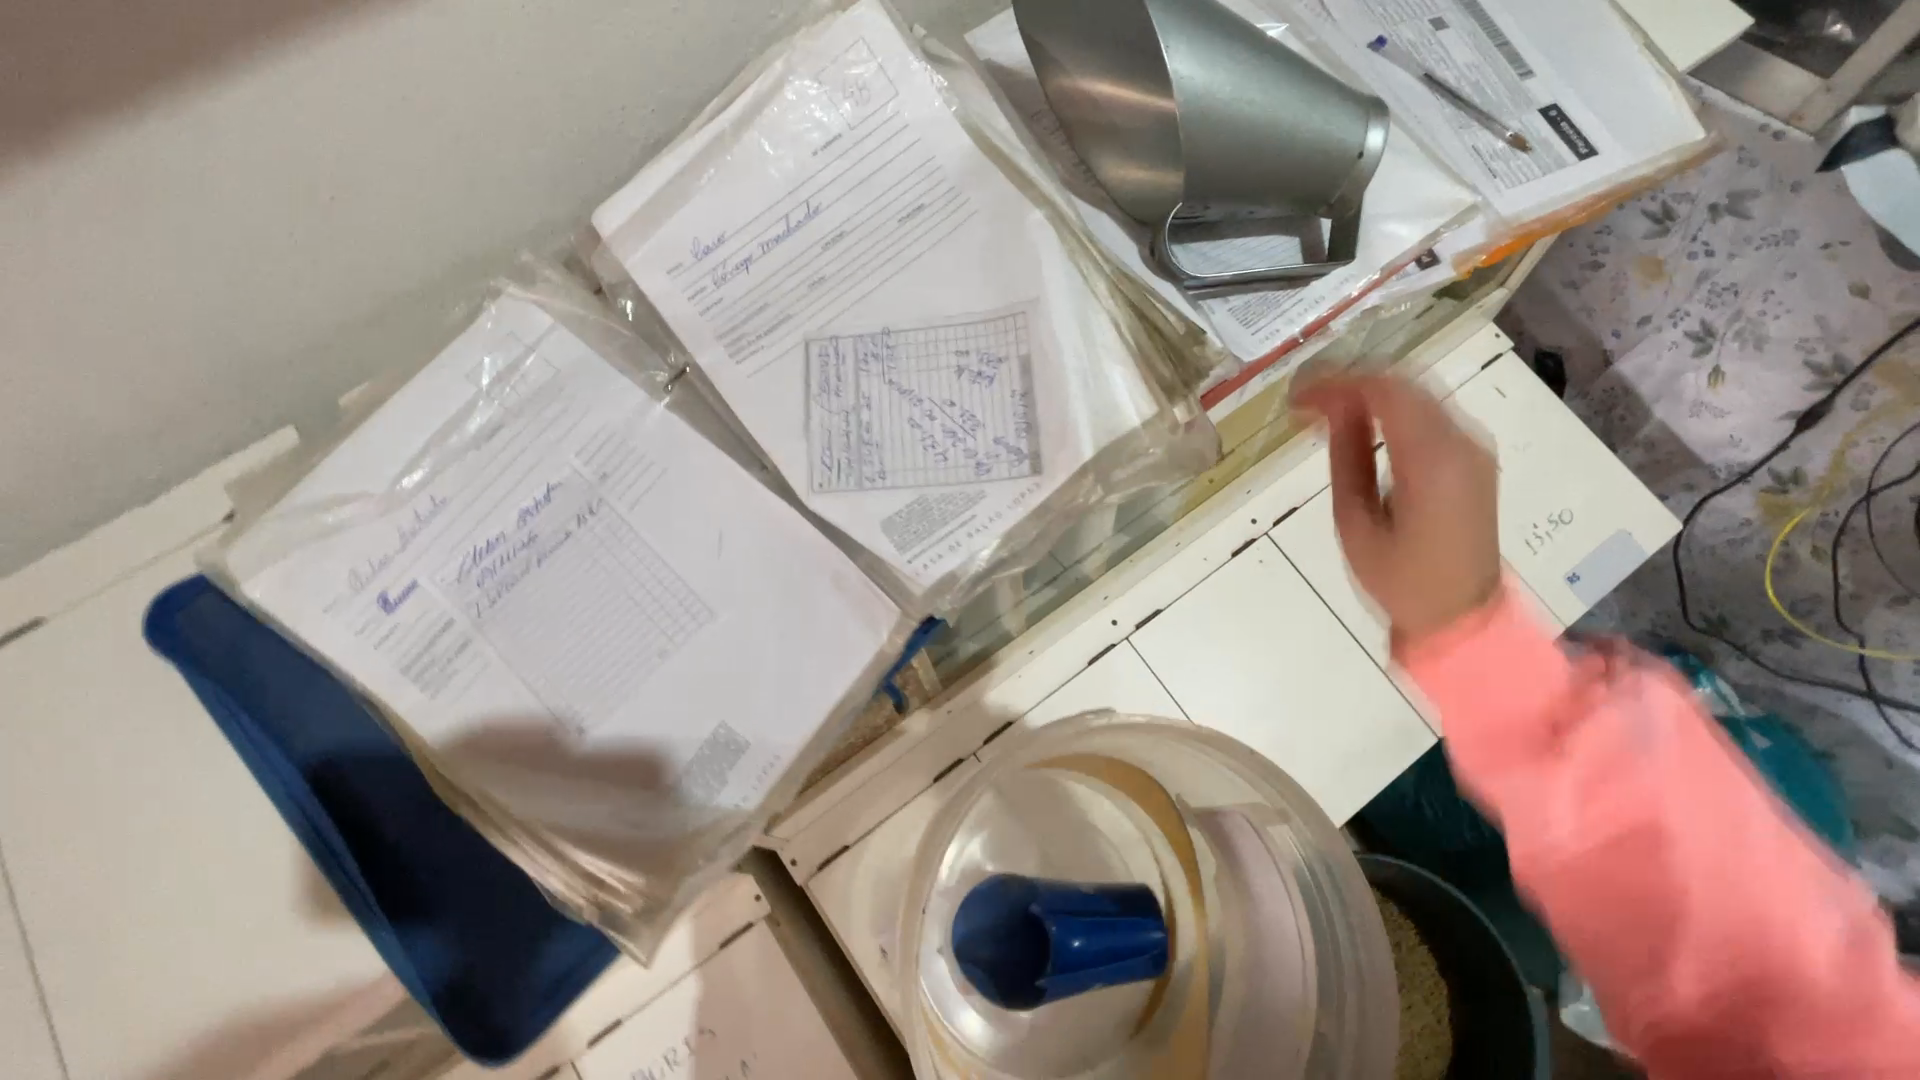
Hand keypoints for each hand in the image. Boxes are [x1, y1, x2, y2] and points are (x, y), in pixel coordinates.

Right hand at [1295, 375, 1500, 643]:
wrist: (1460, 613)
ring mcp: (1474, 447)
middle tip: (1304, 402)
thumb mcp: (1356, 522)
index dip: (1335, 384)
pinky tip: (1360, 425)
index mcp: (1433, 461)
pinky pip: (1429, 414)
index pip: (1383, 391)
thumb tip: (1331, 409)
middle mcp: (1463, 442)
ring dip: (1369, 394)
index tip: (1295, 399)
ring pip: (1417, 393)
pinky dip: (1391, 410)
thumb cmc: (1399, 579)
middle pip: (1403, 383)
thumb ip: (1346, 457)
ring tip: (1324, 412)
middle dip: (1349, 382)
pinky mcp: (1473, 457)